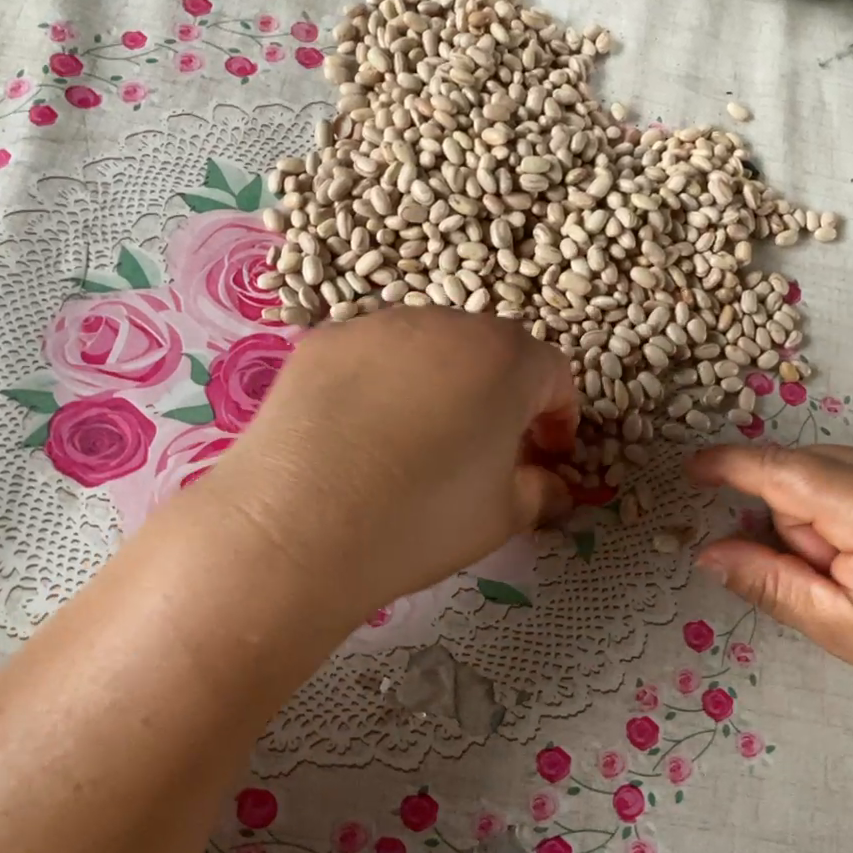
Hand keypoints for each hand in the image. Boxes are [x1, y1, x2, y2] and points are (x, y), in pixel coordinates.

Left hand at [183, 307, 576, 623]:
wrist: (295, 527)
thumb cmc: (419, 521)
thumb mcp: (500, 517)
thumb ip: (539, 491)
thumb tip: (551, 486)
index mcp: (506, 359)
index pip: (552, 376)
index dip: (557, 419)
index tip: (546, 455)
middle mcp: (446, 324)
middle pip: (491, 353)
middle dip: (499, 397)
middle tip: (484, 450)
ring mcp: (378, 326)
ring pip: (429, 349)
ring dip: (441, 384)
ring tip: (417, 443)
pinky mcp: (323, 341)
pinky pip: (373, 357)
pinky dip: (382, 385)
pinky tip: (360, 435)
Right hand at [687, 445, 852, 725]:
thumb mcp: (843, 629)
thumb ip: (769, 583)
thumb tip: (707, 553)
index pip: (784, 471)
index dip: (732, 466)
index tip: (691, 469)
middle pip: (807, 466)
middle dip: (792, 512)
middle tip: (824, 573)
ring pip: (836, 465)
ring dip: (823, 506)